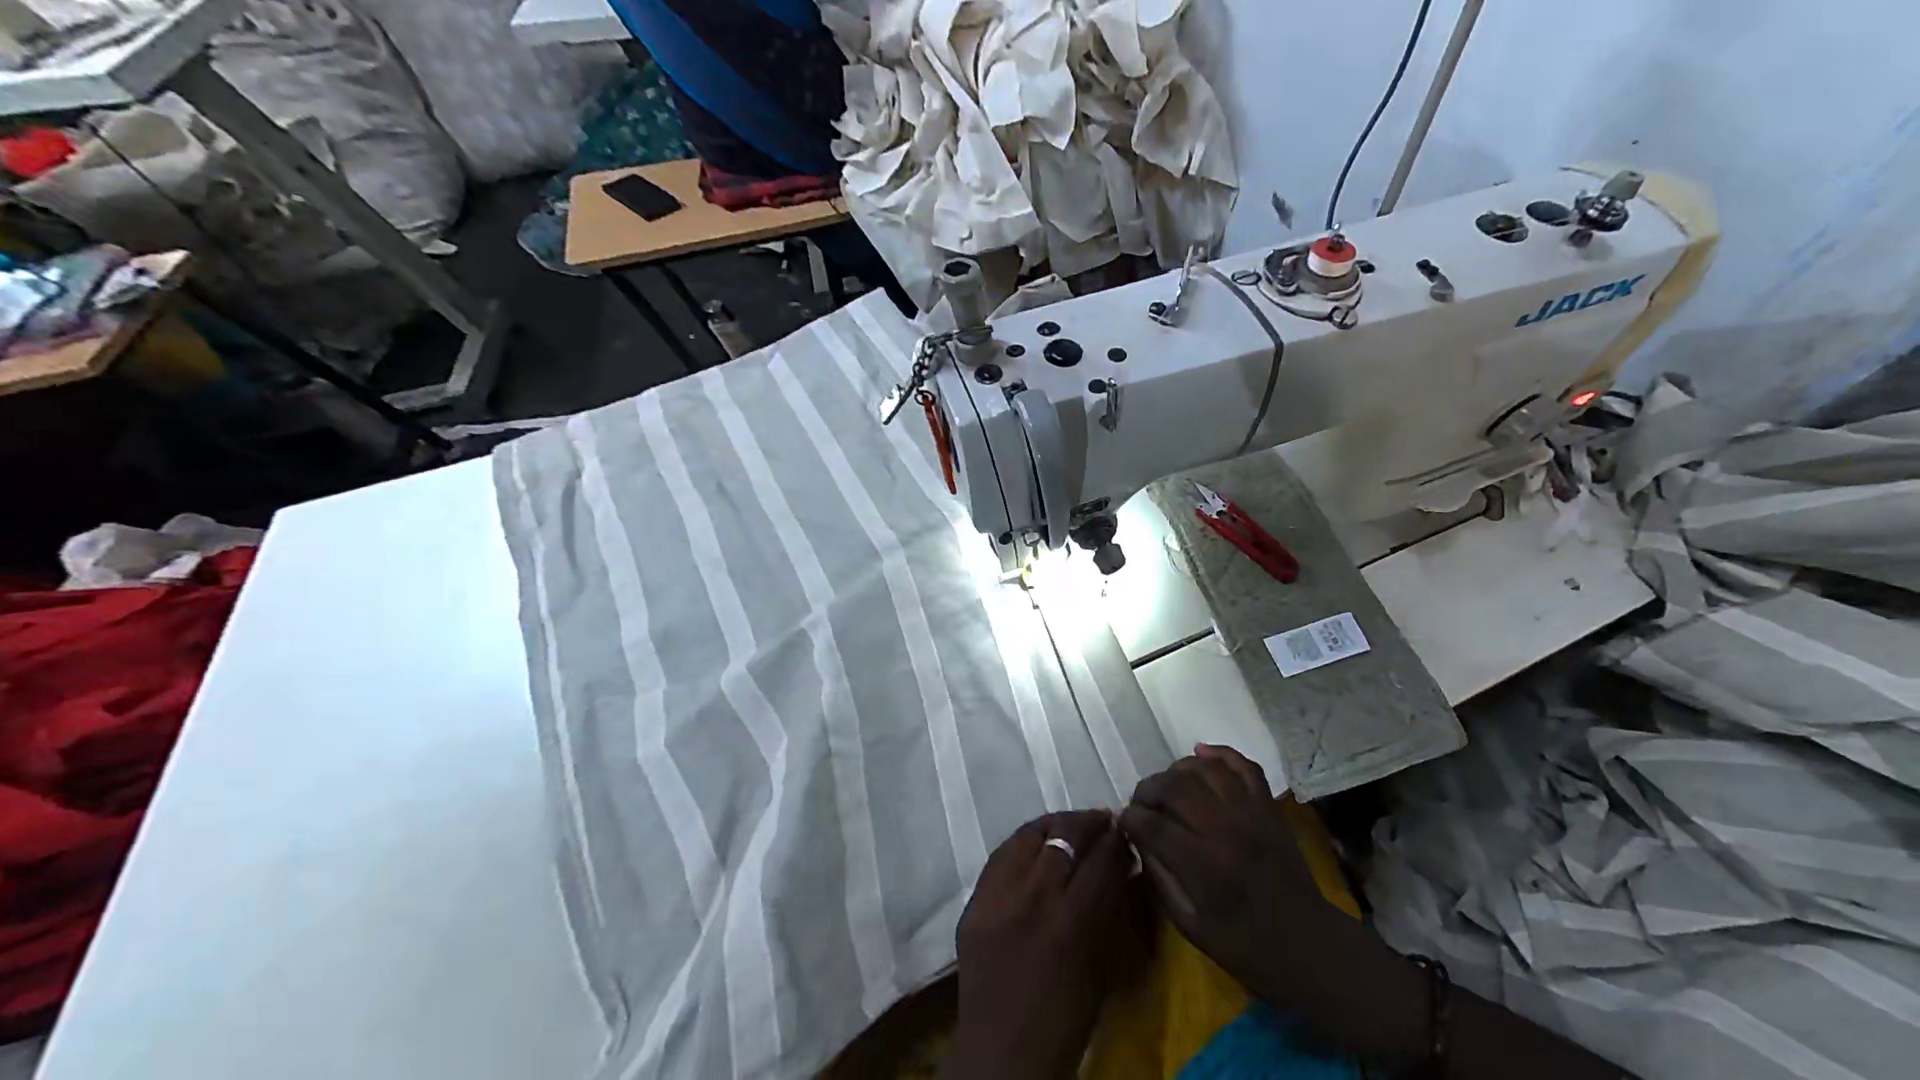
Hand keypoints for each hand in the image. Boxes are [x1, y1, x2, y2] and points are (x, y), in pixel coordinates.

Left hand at [947, 810, 1147, 1079]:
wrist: (1001, 1055)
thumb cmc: (1065, 1021)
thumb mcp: (1100, 968)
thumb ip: (1107, 912)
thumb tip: (1122, 867)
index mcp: (1069, 924)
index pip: (1099, 862)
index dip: (1117, 840)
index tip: (1127, 828)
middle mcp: (1030, 900)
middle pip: (1062, 839)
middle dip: (1088, 823)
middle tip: (1103, 819)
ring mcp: (995, 898)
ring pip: (1026, 838)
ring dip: (1053, 826)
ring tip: (1070, 824)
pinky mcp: (972, 903)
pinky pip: (999, 857)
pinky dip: (1022, 844)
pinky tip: (1035, 843)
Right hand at [1119, 745, 1338, 1002]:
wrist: (1310, 945)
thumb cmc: (1245, 945)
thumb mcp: (1189, 924)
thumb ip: (1158, 877)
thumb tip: (1136, 839)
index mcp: (1204, 865)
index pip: (1152, 824)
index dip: (1130, 819)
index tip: (1123, 823)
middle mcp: (1226, 830)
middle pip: (1173, 787)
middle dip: (1146, 790)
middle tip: (1141, 804)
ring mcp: (1251, 813)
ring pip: (1204, 769)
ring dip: (1176, 771)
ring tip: (1167, 786)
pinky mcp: (1270, 808)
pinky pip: (1244, 766)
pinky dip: (1220, 753)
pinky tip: (1200, 753)